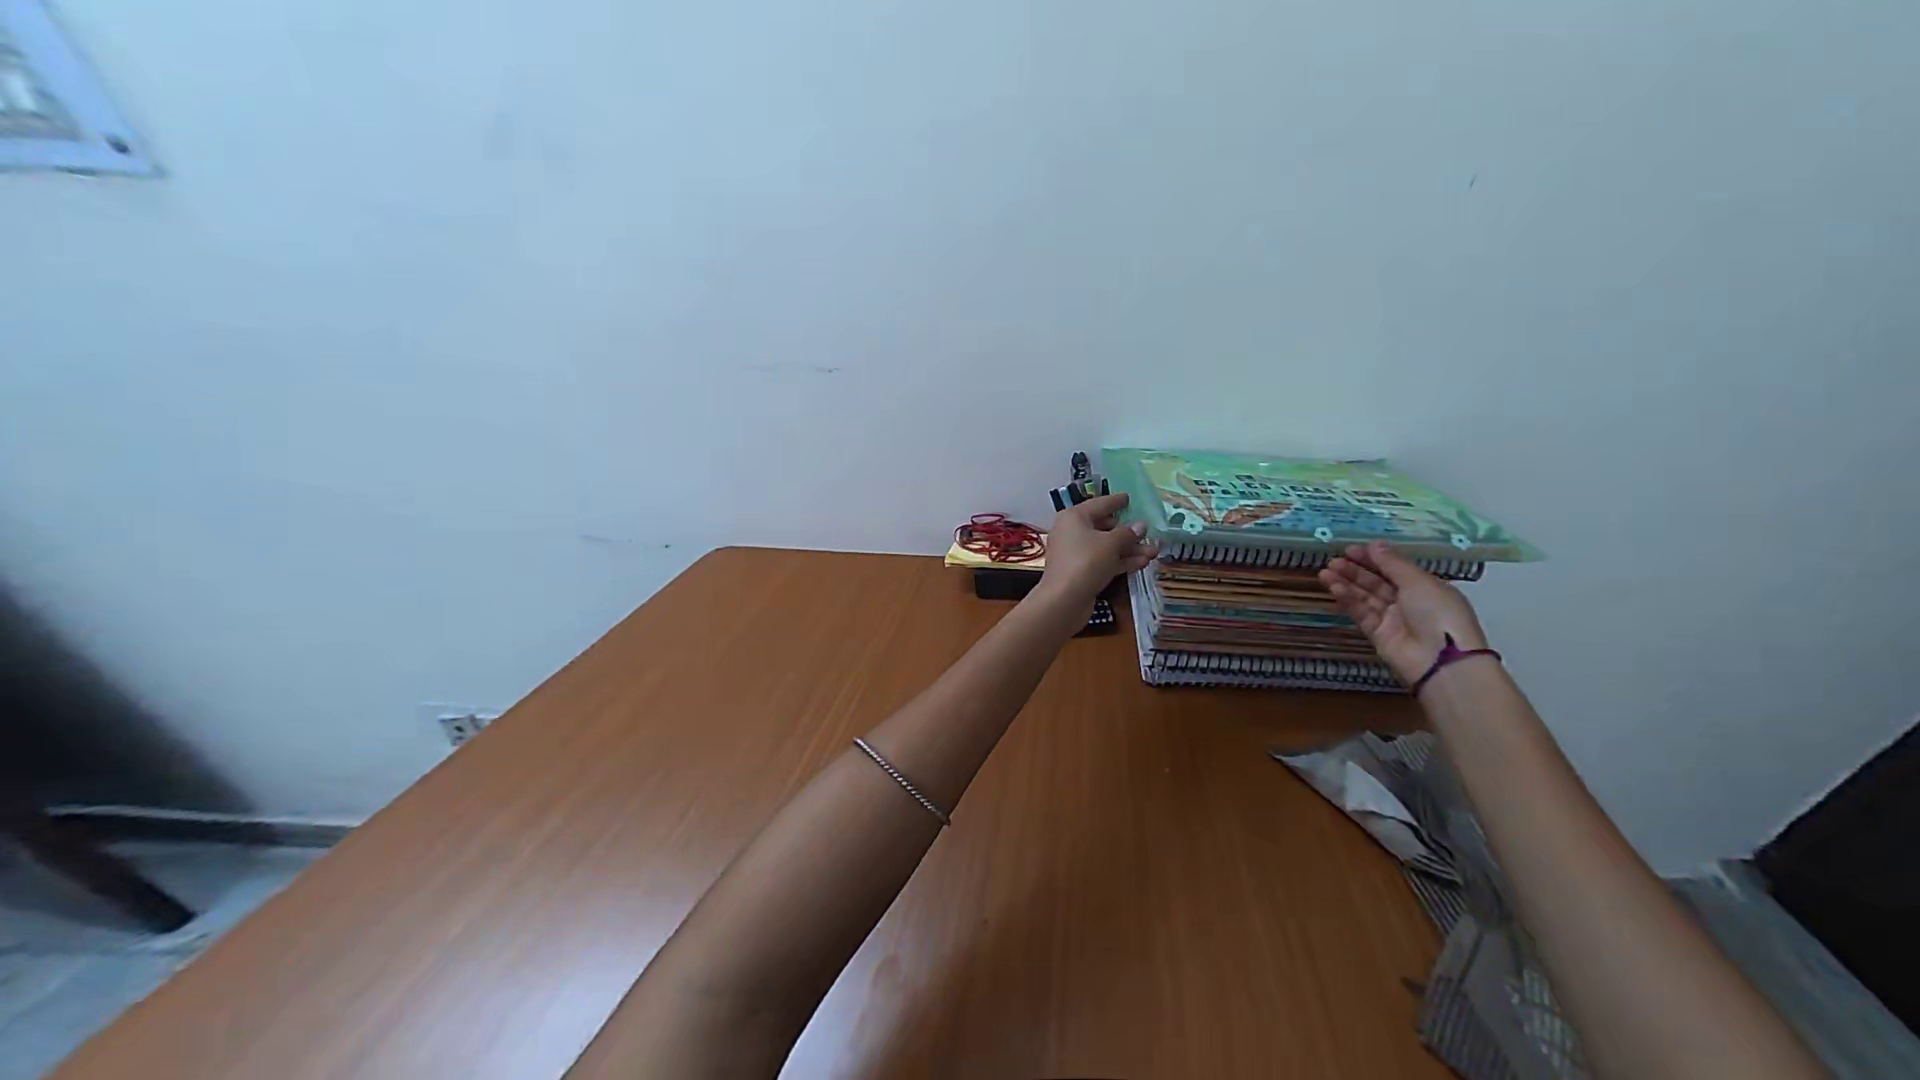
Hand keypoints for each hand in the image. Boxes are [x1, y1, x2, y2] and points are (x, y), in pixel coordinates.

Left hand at [1036, 493, 1158, 609]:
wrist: (1064, 600)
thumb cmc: (1086, 562)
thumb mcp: (1111, 543)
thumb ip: (1128, 533)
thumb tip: (1141, 525)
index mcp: (1074, 517)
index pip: (1099, 504)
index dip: (1116, 501)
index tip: (1129, 497)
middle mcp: (1072, 532)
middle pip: (1104, 526)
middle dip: (1128, 531)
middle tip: (1148, 531)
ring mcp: (1076, 553)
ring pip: (1107, 546)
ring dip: (1130, 548)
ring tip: (1154, 550)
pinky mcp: (1082, 571)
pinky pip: (1104, 561)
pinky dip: (1121, 560)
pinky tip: (1143, 562)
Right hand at [1319, 540, 1490, 685]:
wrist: (1440, 660)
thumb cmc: (1437, 613)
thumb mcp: (1418, 582)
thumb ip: (1393, 564)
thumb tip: (1375, 544)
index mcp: (1424, 587)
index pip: (1395, 569)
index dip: (1374, 559)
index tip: (1351, 549)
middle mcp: (1408, 602)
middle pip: (1377, 583)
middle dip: (1355, 571)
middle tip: (1333, 561)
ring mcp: (1392, 619)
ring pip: (1365, 597)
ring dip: (1346, 584)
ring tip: (1325, 572)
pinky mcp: (1377, 634)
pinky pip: (1361, 613)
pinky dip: (1347, 600)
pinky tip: (1334, 587)